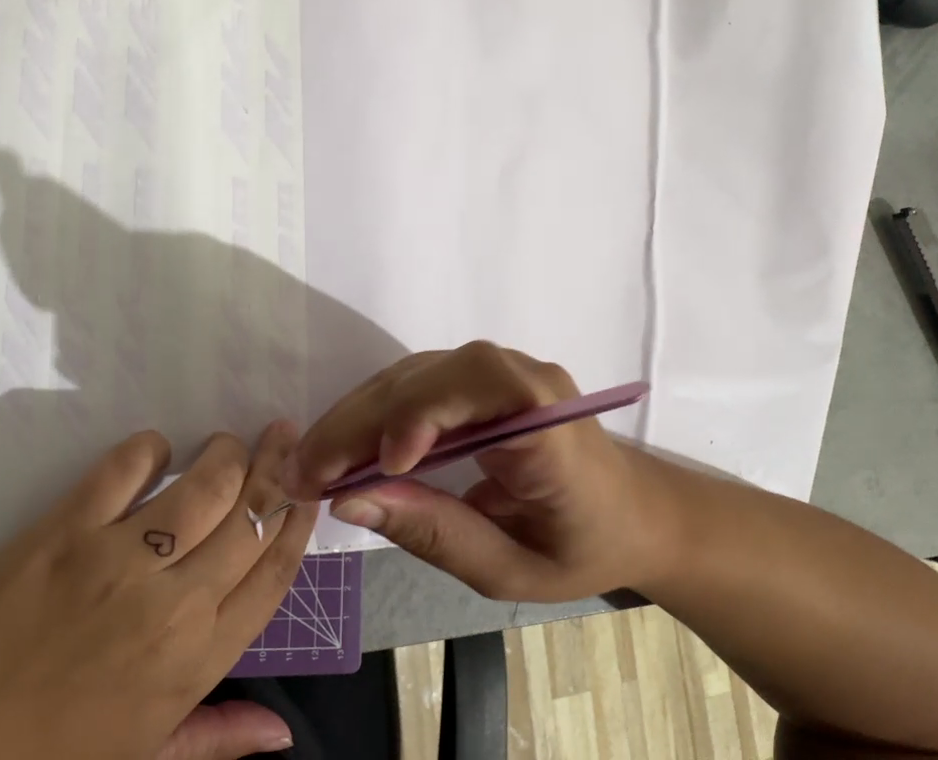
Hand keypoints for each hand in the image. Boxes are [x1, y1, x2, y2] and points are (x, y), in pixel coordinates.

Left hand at [0, 422, 318, 759]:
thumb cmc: (49, 749)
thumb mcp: (145, 756)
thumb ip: (217, 736)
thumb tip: (283, 734)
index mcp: (198, 658)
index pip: (272, 575)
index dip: (296, 525)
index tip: (307, 490)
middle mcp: (175, 601)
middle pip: (248, 518)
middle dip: (276, 470)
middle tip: (281, 435)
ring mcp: (121, 558)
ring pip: (202, 486)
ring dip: (225, 453)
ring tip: (228, 440)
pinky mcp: (68, 526)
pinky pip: (124, 468)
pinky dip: (148, 448)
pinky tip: (155, 447)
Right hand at [284, 341, 679, 602]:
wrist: (634, 513)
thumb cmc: (583, 547)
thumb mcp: (513, 568)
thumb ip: (436, 532)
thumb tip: (349, 500)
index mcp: (549, 422)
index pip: (479, 385)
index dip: (422, 413)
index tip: (384, 465)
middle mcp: (519, 377)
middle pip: (423, 379)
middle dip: (357, 425)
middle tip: (302, 475)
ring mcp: (494, 369)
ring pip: (405, 377)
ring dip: (351, 418)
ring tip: (309, 465)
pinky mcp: (470, 377)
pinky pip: (408, 385)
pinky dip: (368, 416)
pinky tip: (340, 449)